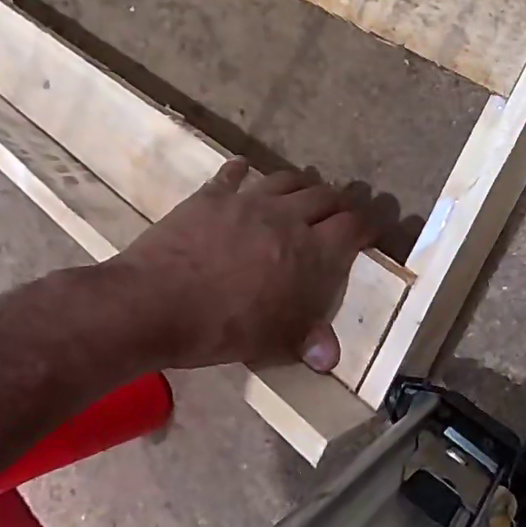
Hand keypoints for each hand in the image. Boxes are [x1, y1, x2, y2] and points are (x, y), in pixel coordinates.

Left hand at [101, 159, 378, 373]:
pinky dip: (241, 170)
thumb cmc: (223, 327)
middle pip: (327, 196)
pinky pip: (232, 174)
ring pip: (288, 179)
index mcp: (312, 251)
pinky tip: (243, 168)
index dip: (369, 224)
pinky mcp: (211, 197)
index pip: (354, 226)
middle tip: (343, 210)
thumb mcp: (274, 341)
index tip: (373, 228)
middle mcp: (289, 217)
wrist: (152, 305)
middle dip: (341, 201)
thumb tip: (331, 358)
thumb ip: (308, 340)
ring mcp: (249, 202)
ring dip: (303, 183)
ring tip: (306, 190)